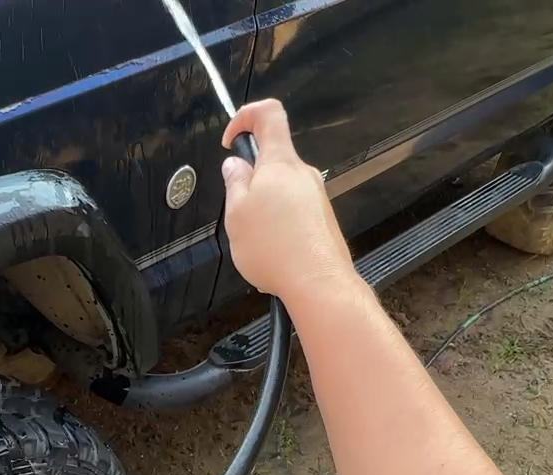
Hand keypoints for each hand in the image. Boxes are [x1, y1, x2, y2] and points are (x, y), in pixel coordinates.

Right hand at [221, 100, 357, 304]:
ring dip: (264, 206)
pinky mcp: (321, 219)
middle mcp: (302, 173)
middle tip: (238, 208)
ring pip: (282, 188)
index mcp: (280, 163)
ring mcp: (315, 196)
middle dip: (251, 178)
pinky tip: (272, 249)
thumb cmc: (275, 249)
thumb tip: (234, 166)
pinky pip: (294, 211)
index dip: (246, 116)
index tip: (231, 139)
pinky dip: (278, 224)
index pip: (269, 114)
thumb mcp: (237, 215)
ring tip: (256, 237)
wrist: (317, 281)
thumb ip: (234, 184)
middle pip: (274, 158)